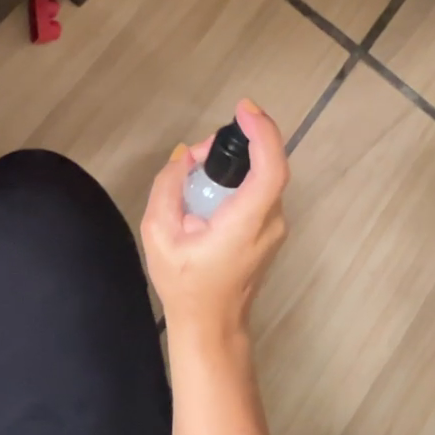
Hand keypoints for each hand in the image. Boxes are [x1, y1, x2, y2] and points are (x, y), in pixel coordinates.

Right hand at [141, 99, 288, 336]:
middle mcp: (270, 222)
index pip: (271, 168)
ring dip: (237, 162)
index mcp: (246, 222)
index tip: (243, 110)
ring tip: (197, 169)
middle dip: (239, 144)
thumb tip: (183, 157)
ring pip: (264, 178)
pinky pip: (259, 191)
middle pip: (268, 166)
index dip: (262, 133)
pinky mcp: (269, 231)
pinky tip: (209, 188)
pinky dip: (238, 178)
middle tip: (198, 152)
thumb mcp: (159, 234)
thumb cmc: (185, 284)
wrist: (211, 325)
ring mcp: (275, 228)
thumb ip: (168, 188)